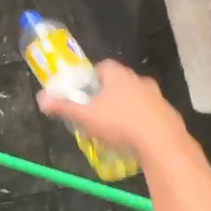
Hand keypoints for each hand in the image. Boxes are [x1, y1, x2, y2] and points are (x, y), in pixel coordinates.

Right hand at [36, 61, 190, 160]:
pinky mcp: (168, 113)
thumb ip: (63, 106)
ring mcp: (157, 96)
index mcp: (118, 75)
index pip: (103, 66)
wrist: (163, 144)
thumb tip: (41, 98)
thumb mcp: (84, 116)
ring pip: (135, 97)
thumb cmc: (119, 124)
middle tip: (95, 110)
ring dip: (124, 107)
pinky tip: (133, 136)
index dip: (91, 77)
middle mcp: (139, 80)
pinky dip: (140, 120)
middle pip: (119, 81)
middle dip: (106, 94)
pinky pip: (149, 112)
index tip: (84, 92)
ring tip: (113, 127)